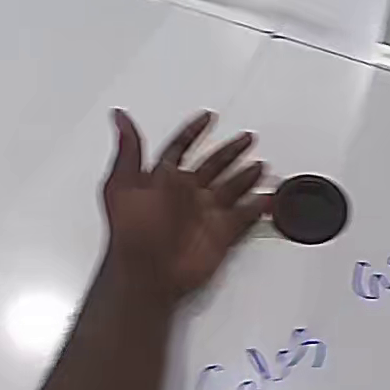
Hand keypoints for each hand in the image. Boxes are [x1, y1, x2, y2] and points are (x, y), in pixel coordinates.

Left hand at [101, 110, 267, 302]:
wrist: (148, 272)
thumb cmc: (133, 231)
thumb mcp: (122, 185)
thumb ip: (128, 151)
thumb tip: (120, 117)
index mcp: (164, 179)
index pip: (181, 148)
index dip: (193, 132)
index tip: (207, 117)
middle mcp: (187, 194)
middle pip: (214, 165)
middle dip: (230, 151)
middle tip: (247, 138)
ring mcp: (206, 213)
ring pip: (233, 187)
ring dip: (247, 175)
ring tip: (261, 165)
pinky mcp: (222, 233)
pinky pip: (245, 215)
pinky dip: (259, 206)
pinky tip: (269, 196)